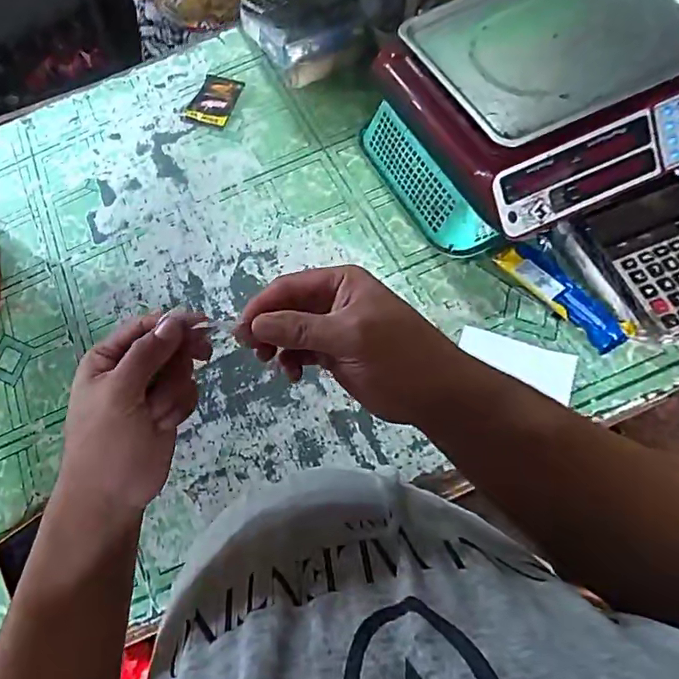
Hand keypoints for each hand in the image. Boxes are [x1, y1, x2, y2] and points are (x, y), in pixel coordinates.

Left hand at [56, 309, 211, 523]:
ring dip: (175, 390)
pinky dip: (180, 406)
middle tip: (203, 356)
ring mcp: (148, 391)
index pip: (144, 327)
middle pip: (168, 345)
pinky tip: (166, 424)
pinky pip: (186, 392)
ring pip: (181, 370)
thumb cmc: (106, 442)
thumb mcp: (120, 392)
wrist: (110, 496)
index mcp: (107, 358)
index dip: (172, 323)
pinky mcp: (165, 411)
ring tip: (157, 414)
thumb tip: (172, 322)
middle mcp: (128, 370)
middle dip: (178, 359)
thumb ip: (147, 354)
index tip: (201, 323)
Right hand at [236, 265, 475, 426]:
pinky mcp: (337, 352)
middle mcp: (335, 300)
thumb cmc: (398, 358)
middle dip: (267, 327)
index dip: (262, 306)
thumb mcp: (349, 337)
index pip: (289, 287)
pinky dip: (293, 360)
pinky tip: (294, 375)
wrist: (437, 395)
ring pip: (292, 330)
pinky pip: (303, 350)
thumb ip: (302, 328)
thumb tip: (257, 323)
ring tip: (273, 365)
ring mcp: (335, 327)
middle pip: (287, 307)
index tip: (241, 331)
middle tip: (252, 352)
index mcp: (341, 283)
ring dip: (278, 346)